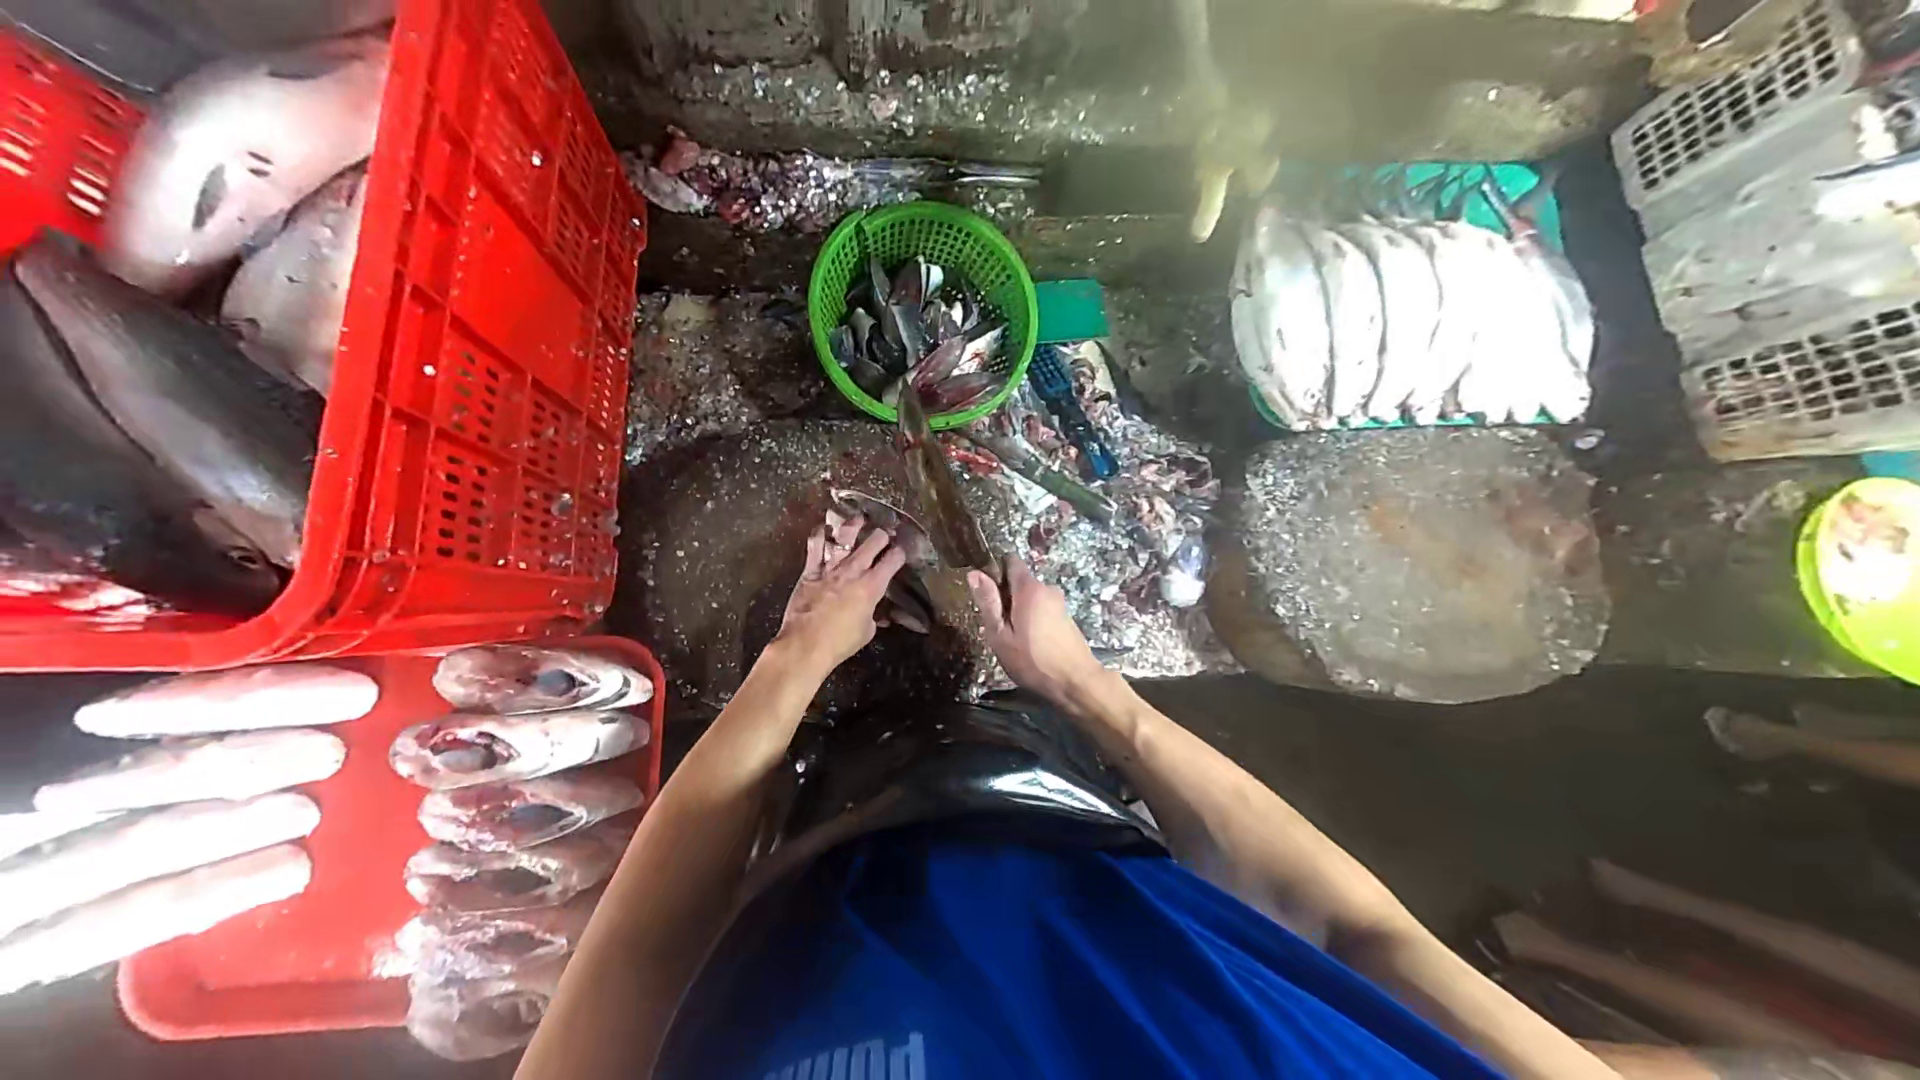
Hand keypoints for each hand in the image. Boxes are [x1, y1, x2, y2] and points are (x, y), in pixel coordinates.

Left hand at [775, 515, 905, 674]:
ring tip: (859, 519)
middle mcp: (853, 571)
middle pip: (872, 543)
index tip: (902, 550)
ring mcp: (830, 568)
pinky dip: (820, 535)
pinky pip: (815, 547)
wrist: (806, 644)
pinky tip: (824, 528)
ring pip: (845, 538)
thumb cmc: (840, 642)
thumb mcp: (866, 631)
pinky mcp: (810, 571)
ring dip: (854, 526)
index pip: (892, 561)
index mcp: (871, 587)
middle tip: (886, 532)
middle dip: (882, 535)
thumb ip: (874, 616)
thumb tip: (879, 615)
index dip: (900, 553)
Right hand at [967, 556, 1107, 706]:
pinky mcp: (1065, 617)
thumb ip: (988, 602)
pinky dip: (1032, 620)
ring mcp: (1059, 603)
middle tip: (997, 626)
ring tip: (1013, 638)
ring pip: (1030, 598)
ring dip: (1019, 611)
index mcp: (1030, 588)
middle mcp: (1047, 588)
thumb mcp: (1001, 635)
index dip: (994, 571)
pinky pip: (1042, 610)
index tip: (986, 593)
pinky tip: (1030, 643)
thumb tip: (975, 573)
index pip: (1010, 561)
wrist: (1076, 682)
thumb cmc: (1033, 660)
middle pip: (1020, 582)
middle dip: (1006, 597)